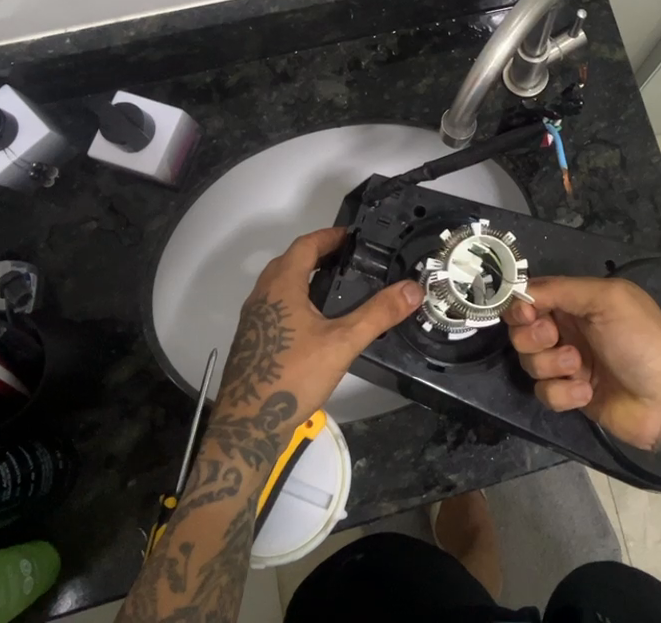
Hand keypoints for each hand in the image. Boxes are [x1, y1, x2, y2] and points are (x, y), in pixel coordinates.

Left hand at [216, 228, 422, 428]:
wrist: (248, 425)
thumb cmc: (292, 375)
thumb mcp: (342, 342)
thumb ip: (378, 314)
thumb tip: (412, 289)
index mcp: (281, 285)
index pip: (306, 246)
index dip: (329, 236)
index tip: (352, 237)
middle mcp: (263, 296)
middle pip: (290, 262)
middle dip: (318, 255)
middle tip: (349, 260)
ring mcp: (254, 320)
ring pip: (280, 285)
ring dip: (305, 278)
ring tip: (337, 288)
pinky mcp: (253, 341)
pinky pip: (277, 307)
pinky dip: (297, 300)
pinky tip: (317, 323)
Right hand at [505, 276, 660, 449]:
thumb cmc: (641, 340)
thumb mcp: (607, 300)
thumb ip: (561, 289)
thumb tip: (519, 293)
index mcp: (581, 301)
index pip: (535, 297)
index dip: (522, 306)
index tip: (526, 314)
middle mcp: (572, 329)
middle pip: (523, 330)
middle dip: (532, 337)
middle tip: (554, 338)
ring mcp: (571, 364)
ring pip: (531, 362)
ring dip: (551, 365)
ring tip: (579, 369)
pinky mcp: (572, 396)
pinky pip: (545, 392)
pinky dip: (563, 394)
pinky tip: (588, 393)